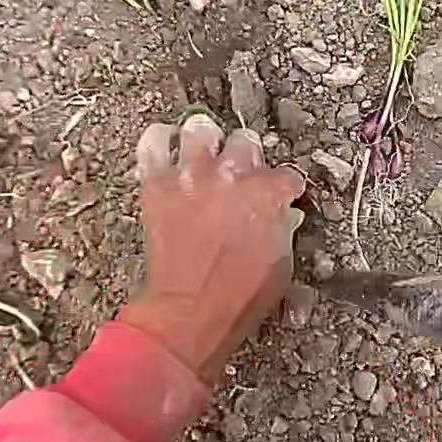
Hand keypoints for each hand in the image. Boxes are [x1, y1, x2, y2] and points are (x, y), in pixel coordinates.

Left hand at [117, 115, 306, 381]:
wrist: (191, 312)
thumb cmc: (242, 294)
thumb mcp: (283, 259)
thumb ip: (283, 224)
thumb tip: (280, 212)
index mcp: (271, 193)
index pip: (287, 174)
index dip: (284, 187)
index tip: (280, 196)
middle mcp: (235, 175)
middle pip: (246, 141)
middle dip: (247, 157)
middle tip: (240, 175)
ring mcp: (194, 176)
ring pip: (202, 129)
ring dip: (207, 141)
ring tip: (205, 156)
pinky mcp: (158, 184)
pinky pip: (155, 143)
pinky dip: (161, 141)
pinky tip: (169, 149)